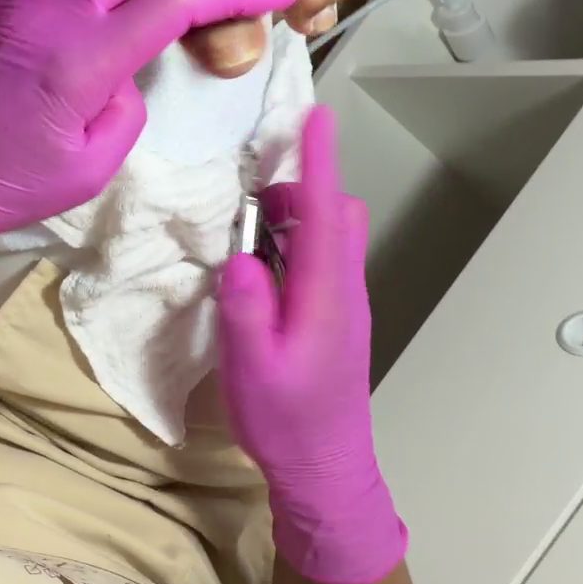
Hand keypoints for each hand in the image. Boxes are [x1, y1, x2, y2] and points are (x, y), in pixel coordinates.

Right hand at [215, 106, 406, 583]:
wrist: (326, 467)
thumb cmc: (285, 419)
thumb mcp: (251, 364)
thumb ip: (245, 306)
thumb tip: (240, 255)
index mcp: (325, 295)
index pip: (324, 213)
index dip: (319, 161)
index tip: (315, 116)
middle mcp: (342, 290)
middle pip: (334, 216)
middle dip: (297, 189)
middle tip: (246, 201)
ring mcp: (341, 303)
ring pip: (328, 236)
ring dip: (291, 218)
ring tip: (243, 236)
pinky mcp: (332, 315)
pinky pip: (318, 259)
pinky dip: (291, 243)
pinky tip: (256, 269)